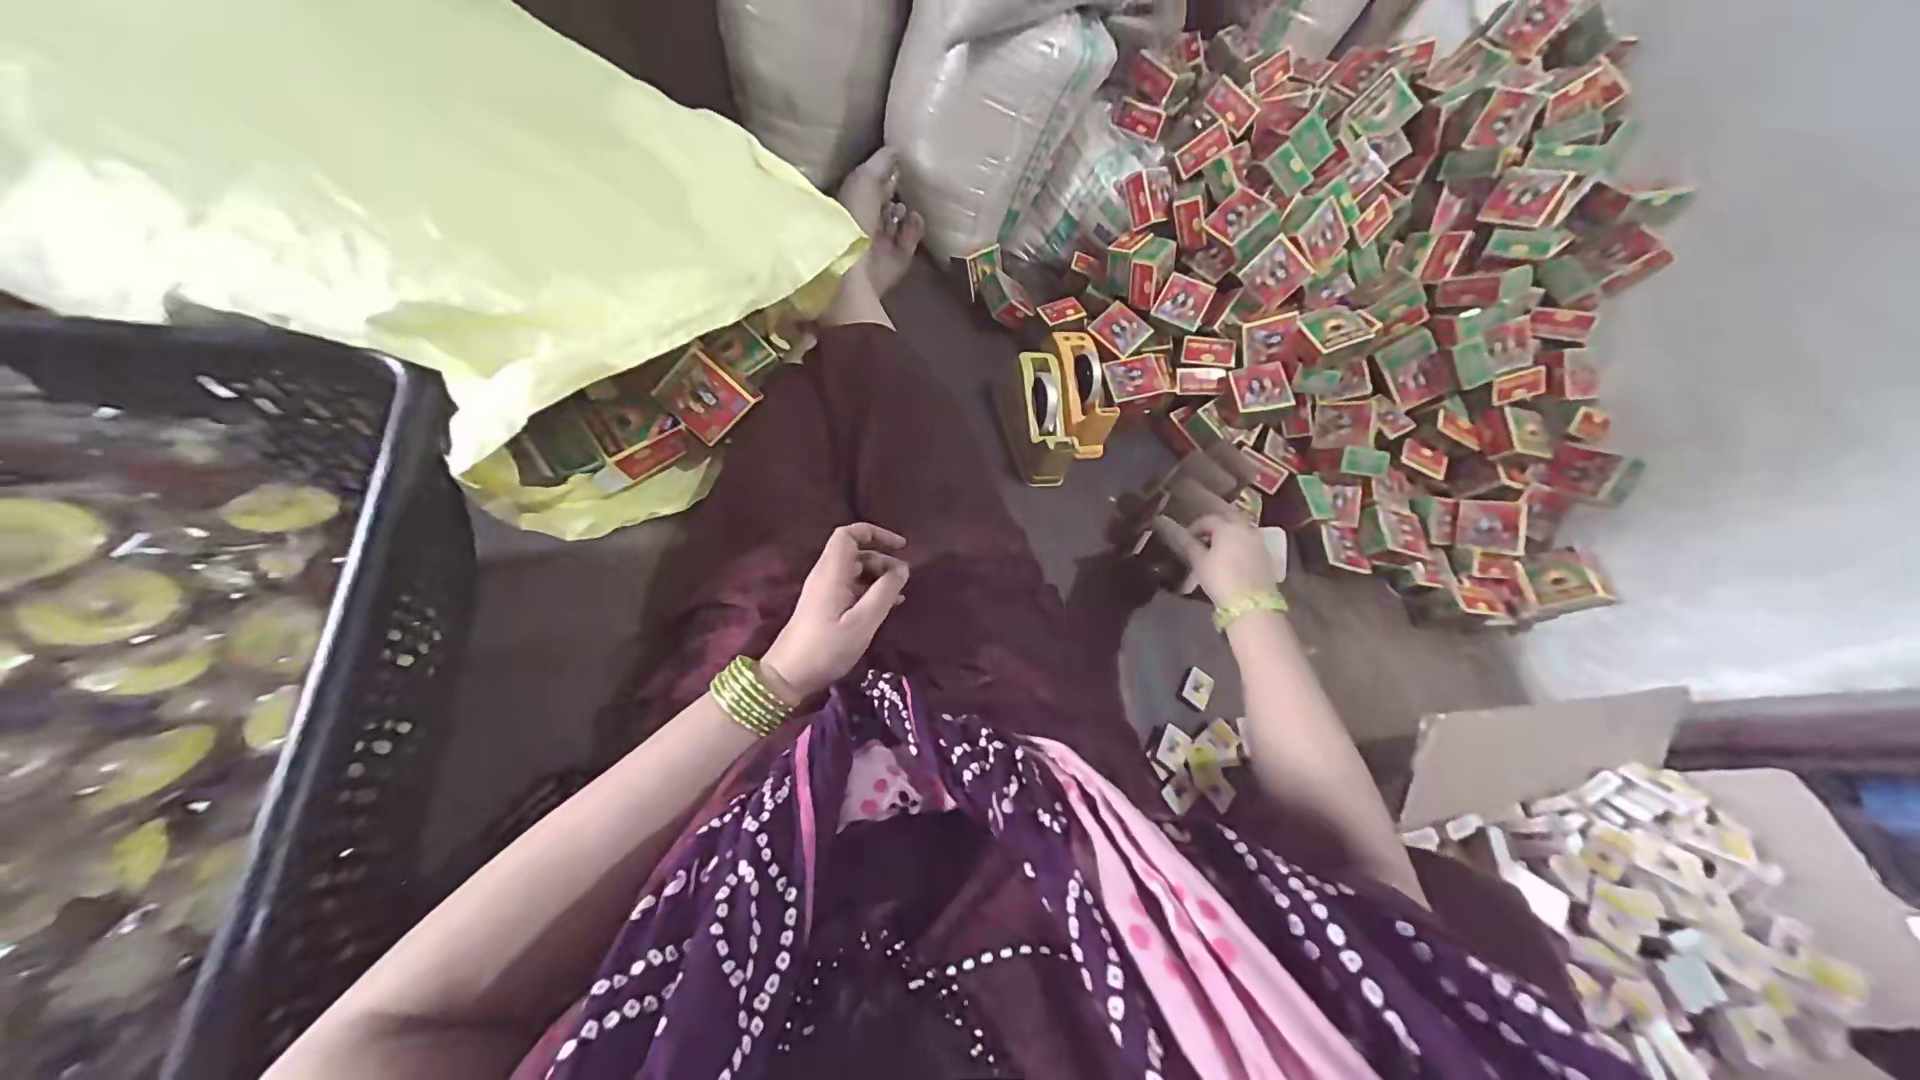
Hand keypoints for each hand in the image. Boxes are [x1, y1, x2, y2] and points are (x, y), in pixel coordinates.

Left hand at [761, 523, 909, 699]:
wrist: (788, 675)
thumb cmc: (826, 648)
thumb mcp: (862, 622)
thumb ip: (885, 592)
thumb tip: (902, 568)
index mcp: (831, 572)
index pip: (848, 534)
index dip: (875, 533)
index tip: (900, 546)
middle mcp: (826, 575)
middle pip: (855, 552)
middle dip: (883, 559)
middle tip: (904, 578)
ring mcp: (824, 591)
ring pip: (855, 570)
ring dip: (878, 576)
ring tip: (900, 593)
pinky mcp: (824, 606)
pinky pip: (851, 587)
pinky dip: (870, 590)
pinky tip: (888, 605)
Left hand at [834, 148, 924, 296]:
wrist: (858, 269)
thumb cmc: (854, 219)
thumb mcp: (864, 181)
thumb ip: (880, 163)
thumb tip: (895, 149)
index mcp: (850, 207)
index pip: (867, 188)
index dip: (880, 175)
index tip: (895, 163)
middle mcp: (865, 226)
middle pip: (883, 205)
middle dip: (894, 192)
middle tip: (906, 180)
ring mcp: (881, 246)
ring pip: (898, 223)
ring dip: (905, 211)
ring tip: (907, 204)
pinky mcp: (898, 261)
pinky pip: (910, 241)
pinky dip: (915, 228)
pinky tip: (915, 219)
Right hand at [1150, 484, 1278, 607]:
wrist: (1252, 605)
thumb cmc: (1220, 578)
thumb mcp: (1198, 560)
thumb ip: (1183, 541)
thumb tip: (1161, 520)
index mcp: (1229, 526)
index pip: (1207, 519)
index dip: (1192, 529)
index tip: (1184, 543)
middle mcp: (1246, 528)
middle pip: (1224, 523)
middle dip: (1209, 533)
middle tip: (1198, 548)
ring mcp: (1258, 542)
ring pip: (1236, 534)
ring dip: (1222, 542)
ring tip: (1210, 559)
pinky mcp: (1265, 556)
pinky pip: (1246, 545)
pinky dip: (1234, 549)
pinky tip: (1227, 566)